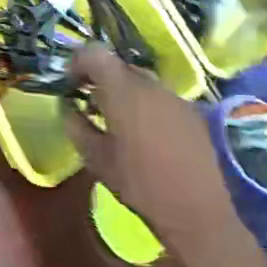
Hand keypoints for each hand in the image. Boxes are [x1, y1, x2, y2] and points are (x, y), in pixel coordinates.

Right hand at [55, 47, 237, 250]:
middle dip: (100, 78)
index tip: (69, 85)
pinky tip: (144, 134)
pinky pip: (160, 98)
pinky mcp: (193, 115)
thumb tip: (67, 107)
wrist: (198, 213)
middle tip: (88, 102)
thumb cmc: (139, 183)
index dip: (77, 63)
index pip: (94, 53)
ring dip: (124, 92)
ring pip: (142, 81)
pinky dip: (145, 105)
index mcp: (124, 91)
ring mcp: (177, 99)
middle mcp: (152, 86)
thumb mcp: (94, 157)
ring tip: (116, 120)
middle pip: (119, 65)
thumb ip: (75, 125)